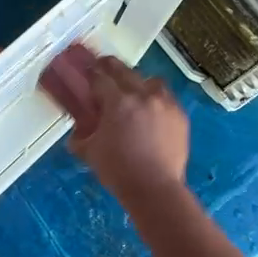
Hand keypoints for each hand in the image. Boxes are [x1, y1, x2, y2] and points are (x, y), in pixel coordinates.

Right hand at [39, 44, 188, 204]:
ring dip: (138, 82)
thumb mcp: (89, 152)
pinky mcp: (180, 115)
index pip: (99, 77)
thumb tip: (78, 130)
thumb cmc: (118, 171)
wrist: (155, 189)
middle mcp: (143, 95)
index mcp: (118, 102)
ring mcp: (165, 103)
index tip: (86, 71)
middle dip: (110, 67)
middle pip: (124, 70)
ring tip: (133, 92)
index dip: (90, 73)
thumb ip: (80, 136)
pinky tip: (151, 111)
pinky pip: (166, 97)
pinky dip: (156, 99)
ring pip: (149, 80)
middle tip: (102, 69)